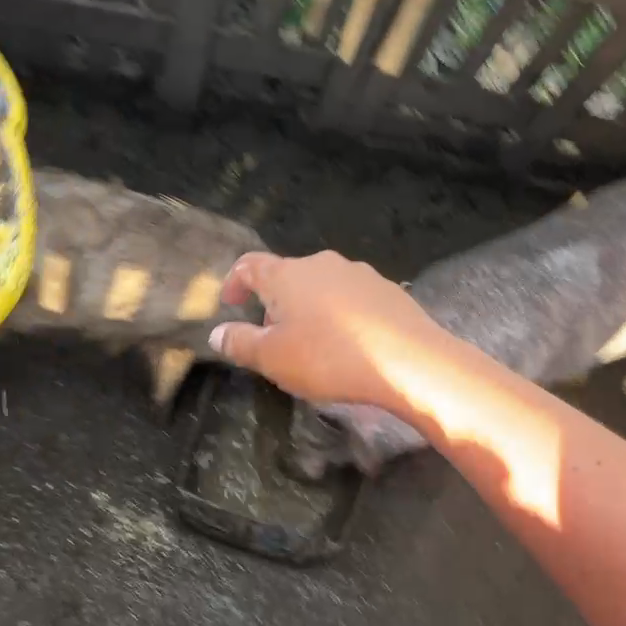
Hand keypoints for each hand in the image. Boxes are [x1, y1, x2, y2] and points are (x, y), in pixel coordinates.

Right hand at [208, 250, 452, 411]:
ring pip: (320, 288)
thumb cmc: (328, 358)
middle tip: (271, 338)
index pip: (249, 266)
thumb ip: (240, 343)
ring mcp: (359, 274)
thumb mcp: (272, 358)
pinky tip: (345, 346)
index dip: (234, 283)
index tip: (230, 304)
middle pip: (287, 277)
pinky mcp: (387, 291)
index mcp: (287, 275)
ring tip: (310, 345)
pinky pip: (350, 299)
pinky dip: (338, 316)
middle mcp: (322, 264)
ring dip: (307, 310)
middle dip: (274, 303)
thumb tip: (217, 332)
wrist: (408, 362)